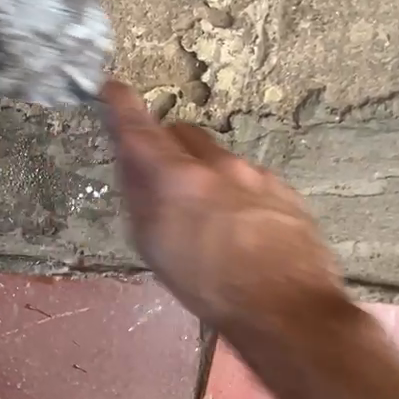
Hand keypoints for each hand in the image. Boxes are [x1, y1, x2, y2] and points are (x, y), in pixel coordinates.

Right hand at [97, 80, 350, 337]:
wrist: (287, 310)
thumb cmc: (203, 281)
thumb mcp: (151, 241)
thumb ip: (139, 195)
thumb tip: (131, 163)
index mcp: (176, 176)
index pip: (140, 128)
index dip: (122, 105)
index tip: (111, 87)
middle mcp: (217, 165)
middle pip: (182, 134)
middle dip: (167, 146)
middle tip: (159, 177)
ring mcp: (257, 176)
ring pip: (217, 158)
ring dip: (202, 172)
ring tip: (204, 214)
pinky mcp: (286, 192)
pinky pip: (248, 178)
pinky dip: (233, 190)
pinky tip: (238, 226)